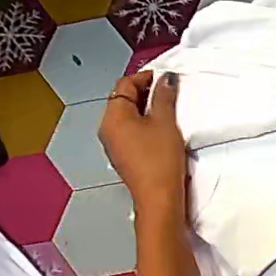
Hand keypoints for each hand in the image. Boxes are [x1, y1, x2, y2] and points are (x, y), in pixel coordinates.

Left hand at [98, 71, 186, 222]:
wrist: (159, 198)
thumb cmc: (160, 160)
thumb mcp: (165, 122)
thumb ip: (164, 96)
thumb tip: (165, 80)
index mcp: (113, 116)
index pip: (125, 84)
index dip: (145, 77)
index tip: (164, 78)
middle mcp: (108, 129)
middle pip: (123, 100)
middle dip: (144, 93)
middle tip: (167, 92)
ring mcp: (114, 146)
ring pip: (127, 118)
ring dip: (144, 110)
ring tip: (167, 111)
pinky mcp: (124, 158)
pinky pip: (130, 133)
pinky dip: (143, 126)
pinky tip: (160, 131)